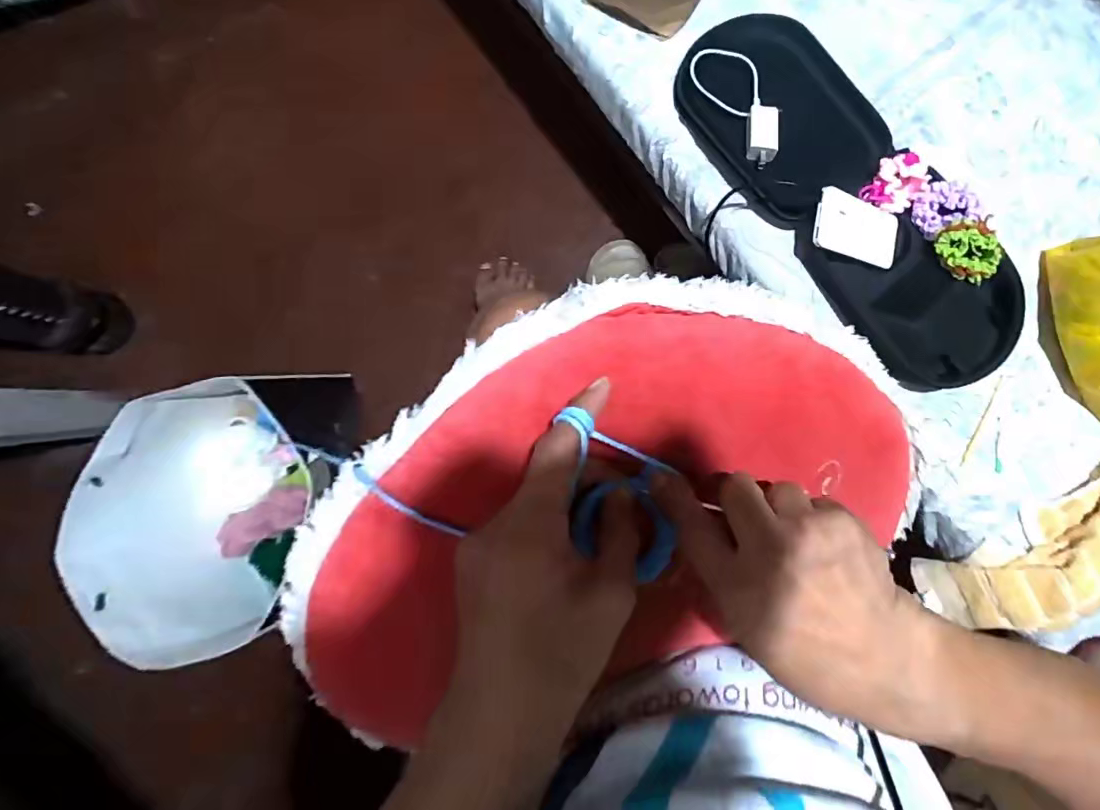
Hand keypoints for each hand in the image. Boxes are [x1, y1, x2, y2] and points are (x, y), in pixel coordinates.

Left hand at [449, 377, 639, 724]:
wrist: (498, 717)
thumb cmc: (562, 653)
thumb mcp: (611, 589)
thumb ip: (621, 530)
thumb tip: (622, 496)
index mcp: (530, 522)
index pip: (557, 445)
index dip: (582, 410)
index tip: (602, 381)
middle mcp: (496, 522)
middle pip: (548, 475)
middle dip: (589, 479)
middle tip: (625, 507)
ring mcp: (479, 543)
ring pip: (534, 501)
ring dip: (570, 504)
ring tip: (602, 537)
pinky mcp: (474, 563)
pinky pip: (519, 524)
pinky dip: (550, 524)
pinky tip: (572, 556)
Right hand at [651, 471, 944, 731]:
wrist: (882, 654)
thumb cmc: (806, 656)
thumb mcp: (746, 629)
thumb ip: (720, 576)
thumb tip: (701, 531)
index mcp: (739, 587)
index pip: (694, 527)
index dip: (675, 498)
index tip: (663, 479)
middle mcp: (770, 549)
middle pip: (734, 486)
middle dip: (734, 497)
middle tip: (746, 518)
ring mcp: (809, 528)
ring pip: (776, 487)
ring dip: (775, 506)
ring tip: (792, 534)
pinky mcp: (841, 516)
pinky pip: (811, 500)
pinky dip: (810, 517)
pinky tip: (822, 544)